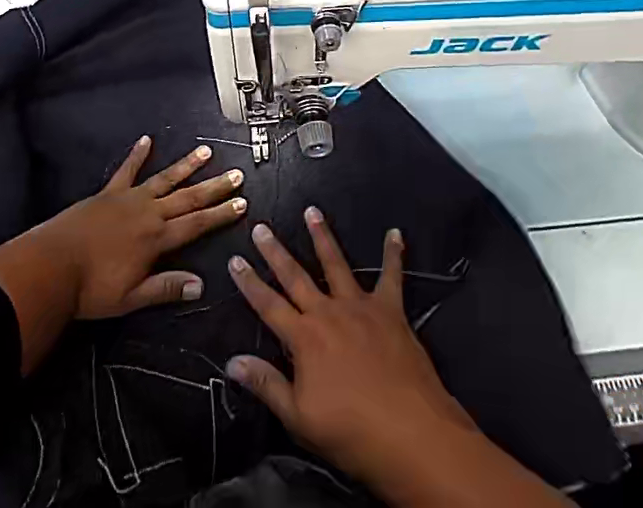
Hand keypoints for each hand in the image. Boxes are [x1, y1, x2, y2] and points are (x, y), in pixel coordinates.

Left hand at [0, 137, 246, 371]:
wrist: (50, 266)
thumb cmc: (91, 288)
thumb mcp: (131, 297)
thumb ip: (167, 287)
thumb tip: (201, 285)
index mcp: (157, 238)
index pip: (197, 224)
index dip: (221, 214)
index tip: (241, 203)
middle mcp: (148, 213)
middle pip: (188, 197)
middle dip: (214, 187)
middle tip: (236, 174)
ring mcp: (128, 199)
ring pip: (165, 179)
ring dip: (186, 166)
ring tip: (206, 151)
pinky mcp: (108, 194)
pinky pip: (126, 170)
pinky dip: (137, 155)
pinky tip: (145, 141)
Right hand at [224, 209, 473, 484]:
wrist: (409, 432)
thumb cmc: (350, 431)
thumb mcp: (298, 416)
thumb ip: (266, 384)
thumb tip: (232, 361)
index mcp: (304, 338)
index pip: (267, 305)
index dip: (249, 283)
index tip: (235, 260)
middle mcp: (328, 313)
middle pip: (296, 276)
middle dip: (276, 251)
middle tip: (262, 227)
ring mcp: (361, 307)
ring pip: (336, 264)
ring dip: (323, 237)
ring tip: (312, 211)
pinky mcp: (391, 310)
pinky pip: (392, 276)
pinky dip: (393, 254)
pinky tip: (395, 234)